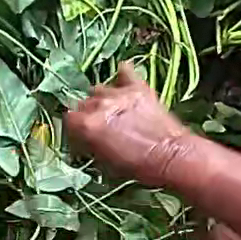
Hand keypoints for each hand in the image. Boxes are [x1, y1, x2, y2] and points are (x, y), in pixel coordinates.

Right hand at [65, 63, 199, 187]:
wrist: (171, 157)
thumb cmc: (138, 167)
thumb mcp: (105, 163)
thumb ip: (90, 144)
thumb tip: (84, 139)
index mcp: (88, 125)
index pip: (69, 119)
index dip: (75, 129)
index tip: (82, 136)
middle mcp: (99, 105)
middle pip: (83, 103)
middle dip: (88, 115)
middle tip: (100, 127)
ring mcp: (119, 94)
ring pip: (99, 89)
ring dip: (102, 99)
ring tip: (113, 110)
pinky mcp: (138, 88)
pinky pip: (124, 72)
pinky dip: (122, 76)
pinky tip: (123, 80)